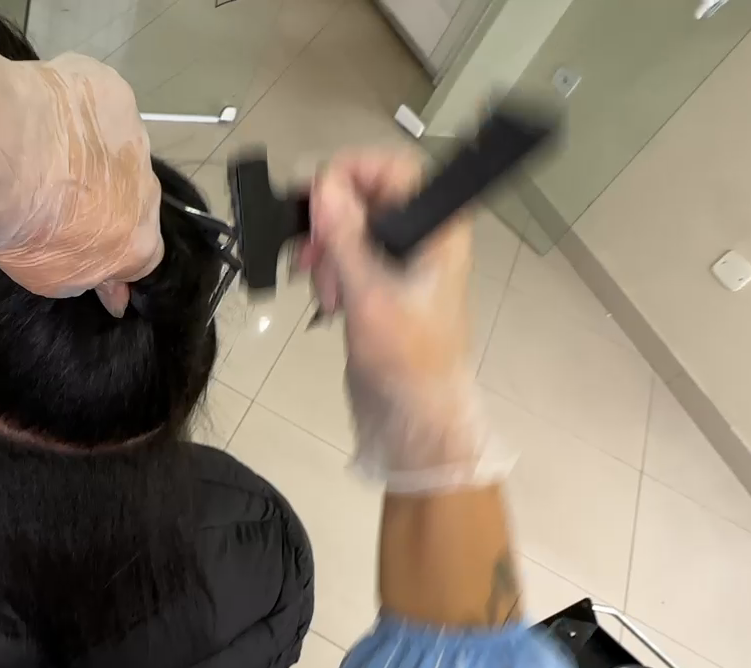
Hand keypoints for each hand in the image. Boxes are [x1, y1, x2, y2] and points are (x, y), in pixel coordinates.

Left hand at [0, 0, 161, 313]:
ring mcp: (133, 134)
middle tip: (64, 204)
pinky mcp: (109, 87)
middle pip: (136, 199)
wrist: (8, 158)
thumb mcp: (56, 280)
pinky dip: (77, 112)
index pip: (146, 257)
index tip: (92, 255)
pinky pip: (98, 104)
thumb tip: (116, 295)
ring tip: (49, 156)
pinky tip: (46, 115)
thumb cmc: (31, 235)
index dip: (120, 257)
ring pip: (119, 149)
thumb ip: (91, 280)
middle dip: (109, 203)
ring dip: (95, 156)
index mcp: (140, 241)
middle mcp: (149, 188)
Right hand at [301, 147, 509, 491]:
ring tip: (325, 292)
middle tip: (314, 259)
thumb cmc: (405, 358)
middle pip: (368, 200)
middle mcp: (421, 239)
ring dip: (327, 254)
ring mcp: (400, 265)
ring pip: (352, 232)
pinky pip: (349, 262)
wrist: (411, 414)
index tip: (317, 201)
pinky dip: (330, 273)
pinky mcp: (381, 289)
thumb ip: (346, 238)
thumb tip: (324, 187)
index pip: (395, 169)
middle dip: (332, 224)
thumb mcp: (370, 294)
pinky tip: (327, 299)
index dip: (353, 174)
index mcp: (435, 230)